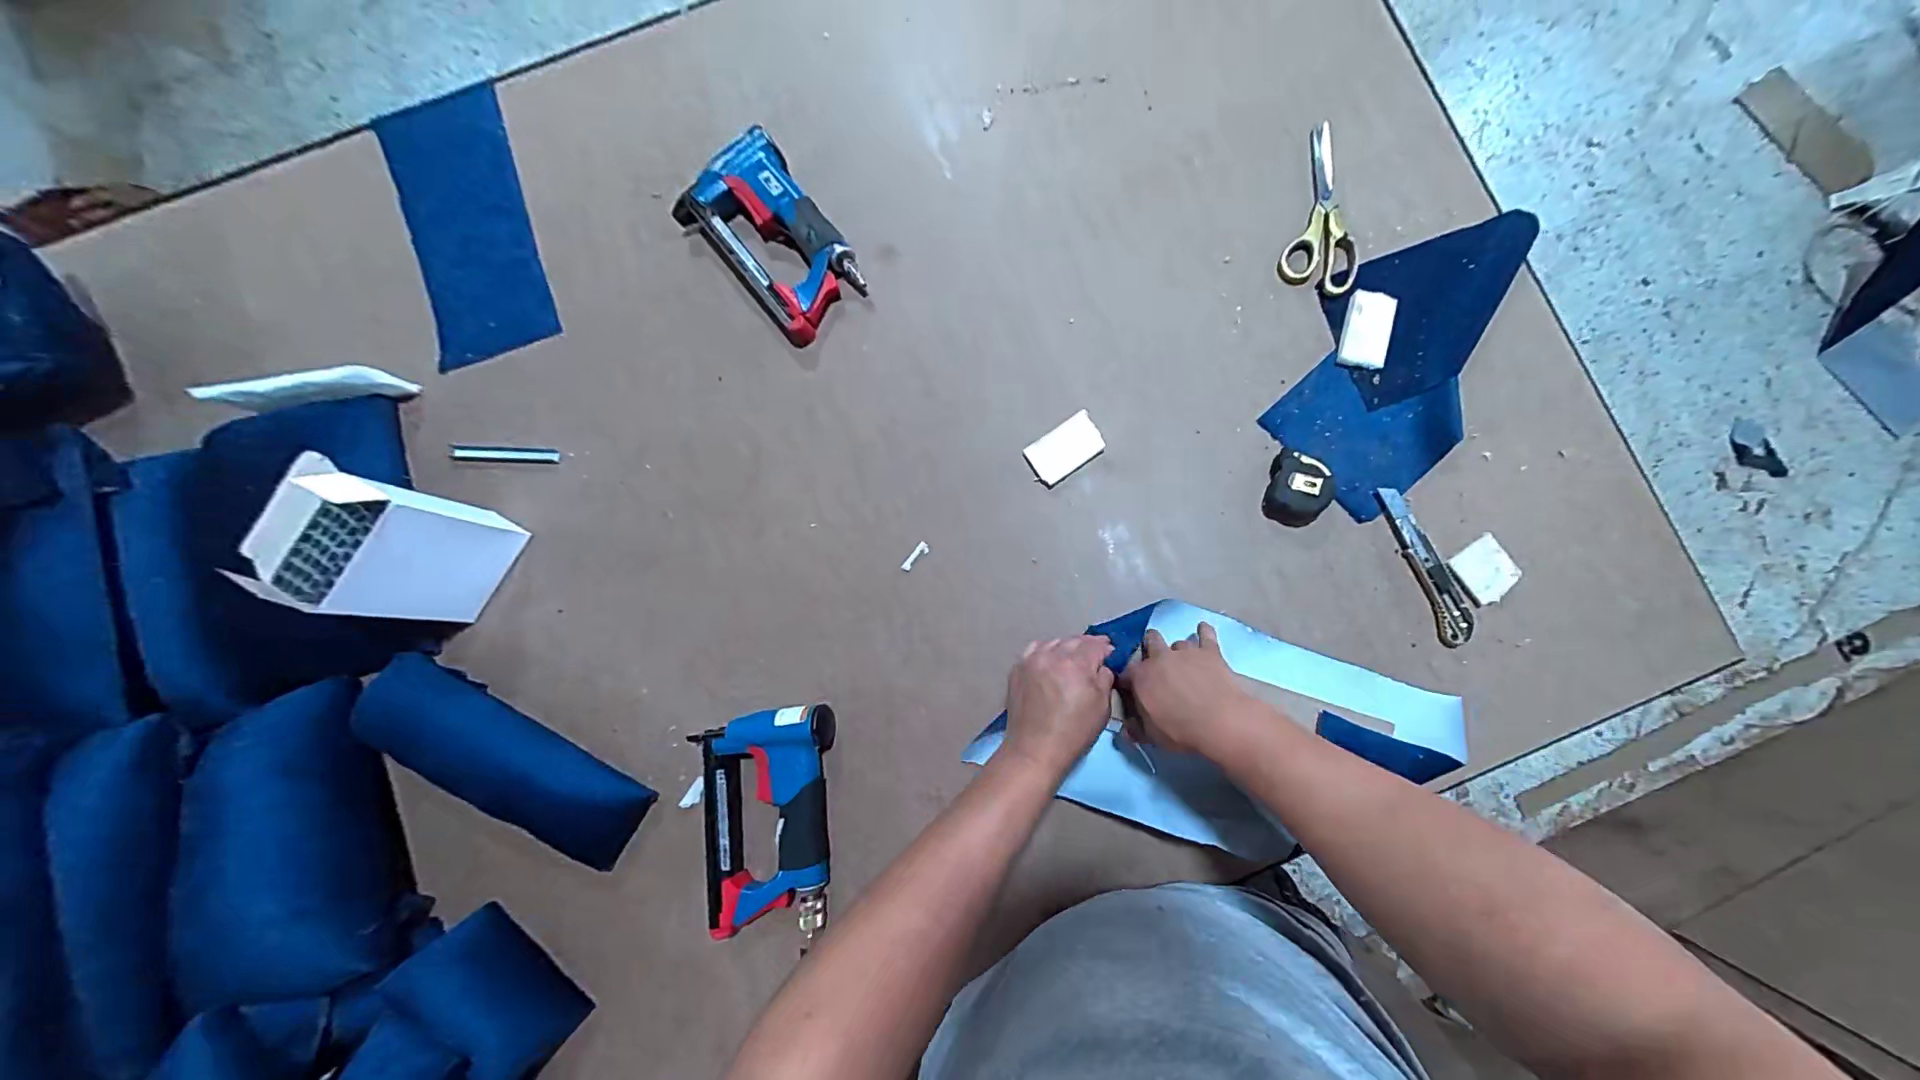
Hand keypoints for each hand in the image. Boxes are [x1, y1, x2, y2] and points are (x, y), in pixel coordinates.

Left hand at [1002, 635, 1115, 776]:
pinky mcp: (1017, 668)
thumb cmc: (1074, 732)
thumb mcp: (1102, 707)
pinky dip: (1046, 651)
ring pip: (1054, 642)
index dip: (1106, 649)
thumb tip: (1102, 664)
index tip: (1111, 654)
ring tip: (1072, 659)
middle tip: (1095, 656)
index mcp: (1076, 663)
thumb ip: (1105, 678)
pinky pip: (1035, 650)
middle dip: (1087, 646)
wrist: (1034, 749)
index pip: (1096, 645)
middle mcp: (1052, 655)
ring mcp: (1031, 660)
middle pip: (1074, 640)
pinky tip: (1050, 661)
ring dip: (1066, 647)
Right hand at [1118, 623, 1260, 757]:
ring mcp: (1185, 651)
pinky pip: (1206, 634)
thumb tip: (1126, 729)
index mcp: (1140, 676)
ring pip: (1177, 642)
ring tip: (1184, 661)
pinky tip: (1203, 628)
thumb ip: (1136, 728)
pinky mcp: (1209, 651)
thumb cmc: (1181, 731)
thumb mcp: (1152, 736)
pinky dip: (1203, 631)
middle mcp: (1159, 657)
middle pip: (1150, 641)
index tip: (1133, 688)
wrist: (1221, 722)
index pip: (1127, 672)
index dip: (1129, 679)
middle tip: (1157, 663)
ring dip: (1178, 650)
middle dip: (1151, 647)